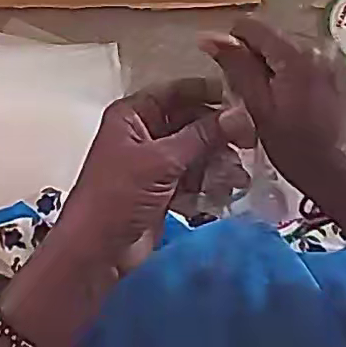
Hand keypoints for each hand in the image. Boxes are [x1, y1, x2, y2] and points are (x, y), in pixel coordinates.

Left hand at [4, 78, 251, 346]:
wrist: (96, 253)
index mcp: (132, 115)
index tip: (240, 99)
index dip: (207, 93)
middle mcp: (143, 134)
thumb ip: (202, 135)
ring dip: (217, 161)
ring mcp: (153, 164)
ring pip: (195, 152)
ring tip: (238, 175)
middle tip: (248, 140)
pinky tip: (227, 191)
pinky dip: (209, 183)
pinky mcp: (162, 191)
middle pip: (189, 122)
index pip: (175, 92)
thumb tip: (240, 113)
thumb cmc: (119, 196)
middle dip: (217, 132)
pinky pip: (193, 178)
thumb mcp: (162, 160)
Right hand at [202, 17, 345, 210]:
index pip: (251, 26)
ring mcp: (329, 55)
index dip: (234, 45)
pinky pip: (299, 55)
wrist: (333, 170)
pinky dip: (287, 68)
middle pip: (269, 34)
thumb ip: (235, 66)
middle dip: (254, 56)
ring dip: (270, 63)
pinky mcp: (335, 67)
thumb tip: (209, 37)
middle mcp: (316, 45)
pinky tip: (288, 96)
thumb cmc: (291, 144)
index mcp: (295, 54)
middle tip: (253, 92)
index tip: (234, 75)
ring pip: (282, 44)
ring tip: (271, 96)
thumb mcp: (257, 105)